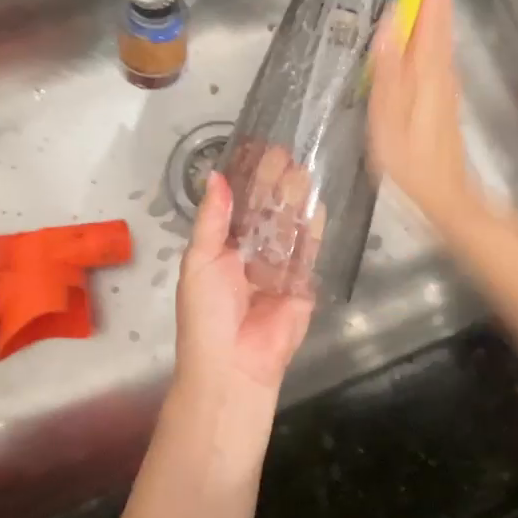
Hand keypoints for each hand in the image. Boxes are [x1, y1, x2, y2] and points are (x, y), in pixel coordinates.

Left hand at [175, 171, 314, 392]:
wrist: (232, 366)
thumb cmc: (206, 313)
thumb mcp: (200, 260)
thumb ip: (212, 219)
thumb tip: (216, 177)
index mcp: (224, 248)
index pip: (240, 206)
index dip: (249, 180)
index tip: (258, 151)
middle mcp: (252, 254)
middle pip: (268, 212)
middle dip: (276, 184)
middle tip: (286, 154)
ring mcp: (279, 269)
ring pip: (290, 227)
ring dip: (295, 200)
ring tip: (303, 169)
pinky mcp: (303, 284)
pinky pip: (309, 253)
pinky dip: (314, 229)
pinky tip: (318, 203)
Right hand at [368, 0, 477, 220]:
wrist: (444, 193)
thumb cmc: (410, 159)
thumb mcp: (388, 117)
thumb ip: (387, 69)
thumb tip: (388, 24)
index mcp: (426, 72)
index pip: (429, 19)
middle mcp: (440, 71)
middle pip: (439, 22)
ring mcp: (445, 83)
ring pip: (441, 34)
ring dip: (437, 5)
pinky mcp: (443, 95)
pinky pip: (438, 49)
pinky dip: (434, 28)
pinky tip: (427, 27)